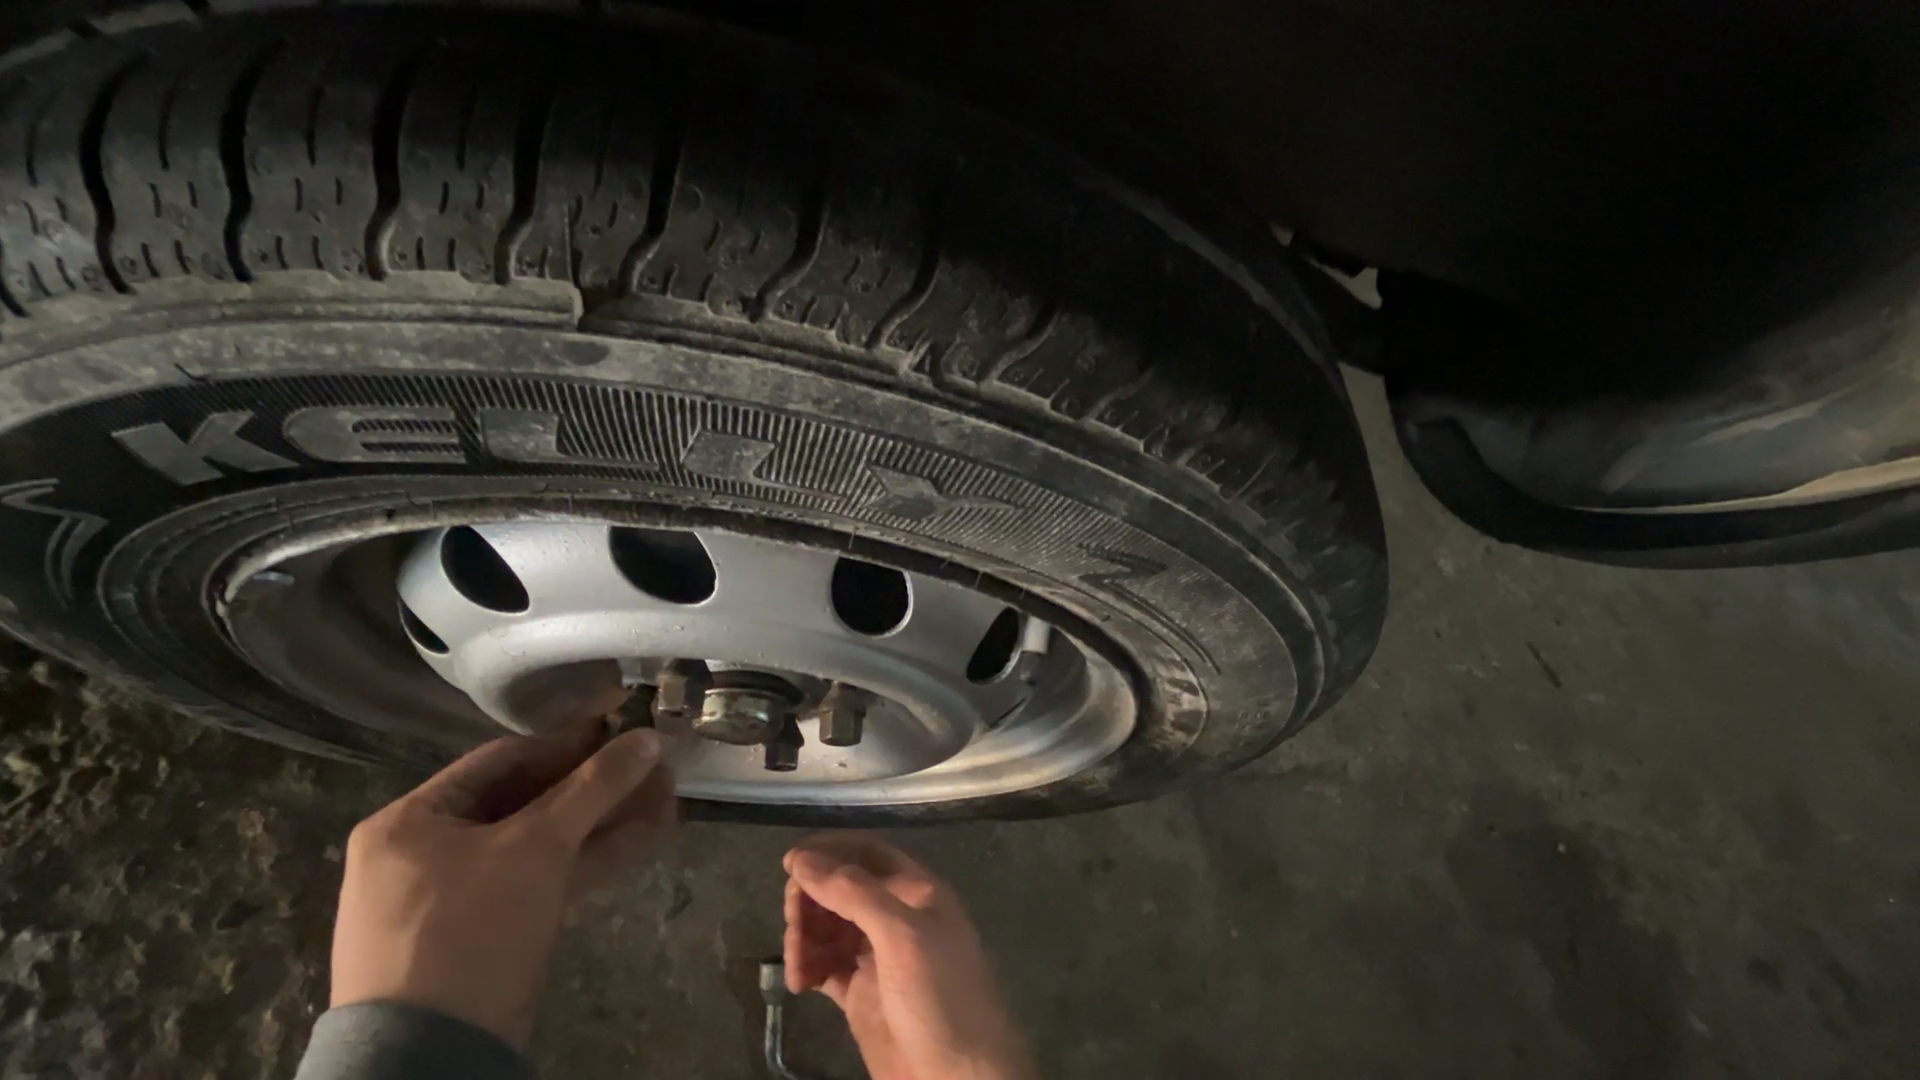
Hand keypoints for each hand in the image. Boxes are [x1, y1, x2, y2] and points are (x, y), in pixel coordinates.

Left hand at [329, 719, 674, 1048]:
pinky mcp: (492, 928)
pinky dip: (591, 856)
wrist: (431, 1060)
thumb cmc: (469, 928)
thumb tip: (649, 738)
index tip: (621, 729)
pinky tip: (646, 834)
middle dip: (597, 785)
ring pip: (544, 840)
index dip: (568, 742)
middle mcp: (429, 850)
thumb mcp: (536, 847)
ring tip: (665, 795)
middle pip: (528, 799)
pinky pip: (545, 876)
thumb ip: (594, 787)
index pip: (502, 761)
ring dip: (604, 819)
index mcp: (412, 820)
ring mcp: (462, 893)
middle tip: (652, 765)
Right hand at [783, 834, 1034, 1079]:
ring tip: (798, 965)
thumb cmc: (939, 995)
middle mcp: (895, 916)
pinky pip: (824, 964)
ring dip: (805, 935)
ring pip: (829, 926)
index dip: (830, 851)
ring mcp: (877, 955)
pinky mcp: (860, 992)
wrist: (957, 1079)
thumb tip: (801, 858)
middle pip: (842, 889)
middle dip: (813, 898)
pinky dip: (807, 966)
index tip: (791, 862)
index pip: (867, 853)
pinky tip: (800, 983)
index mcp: (916, 891)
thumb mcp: (901, 934)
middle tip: (794, 922)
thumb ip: (853, 892)